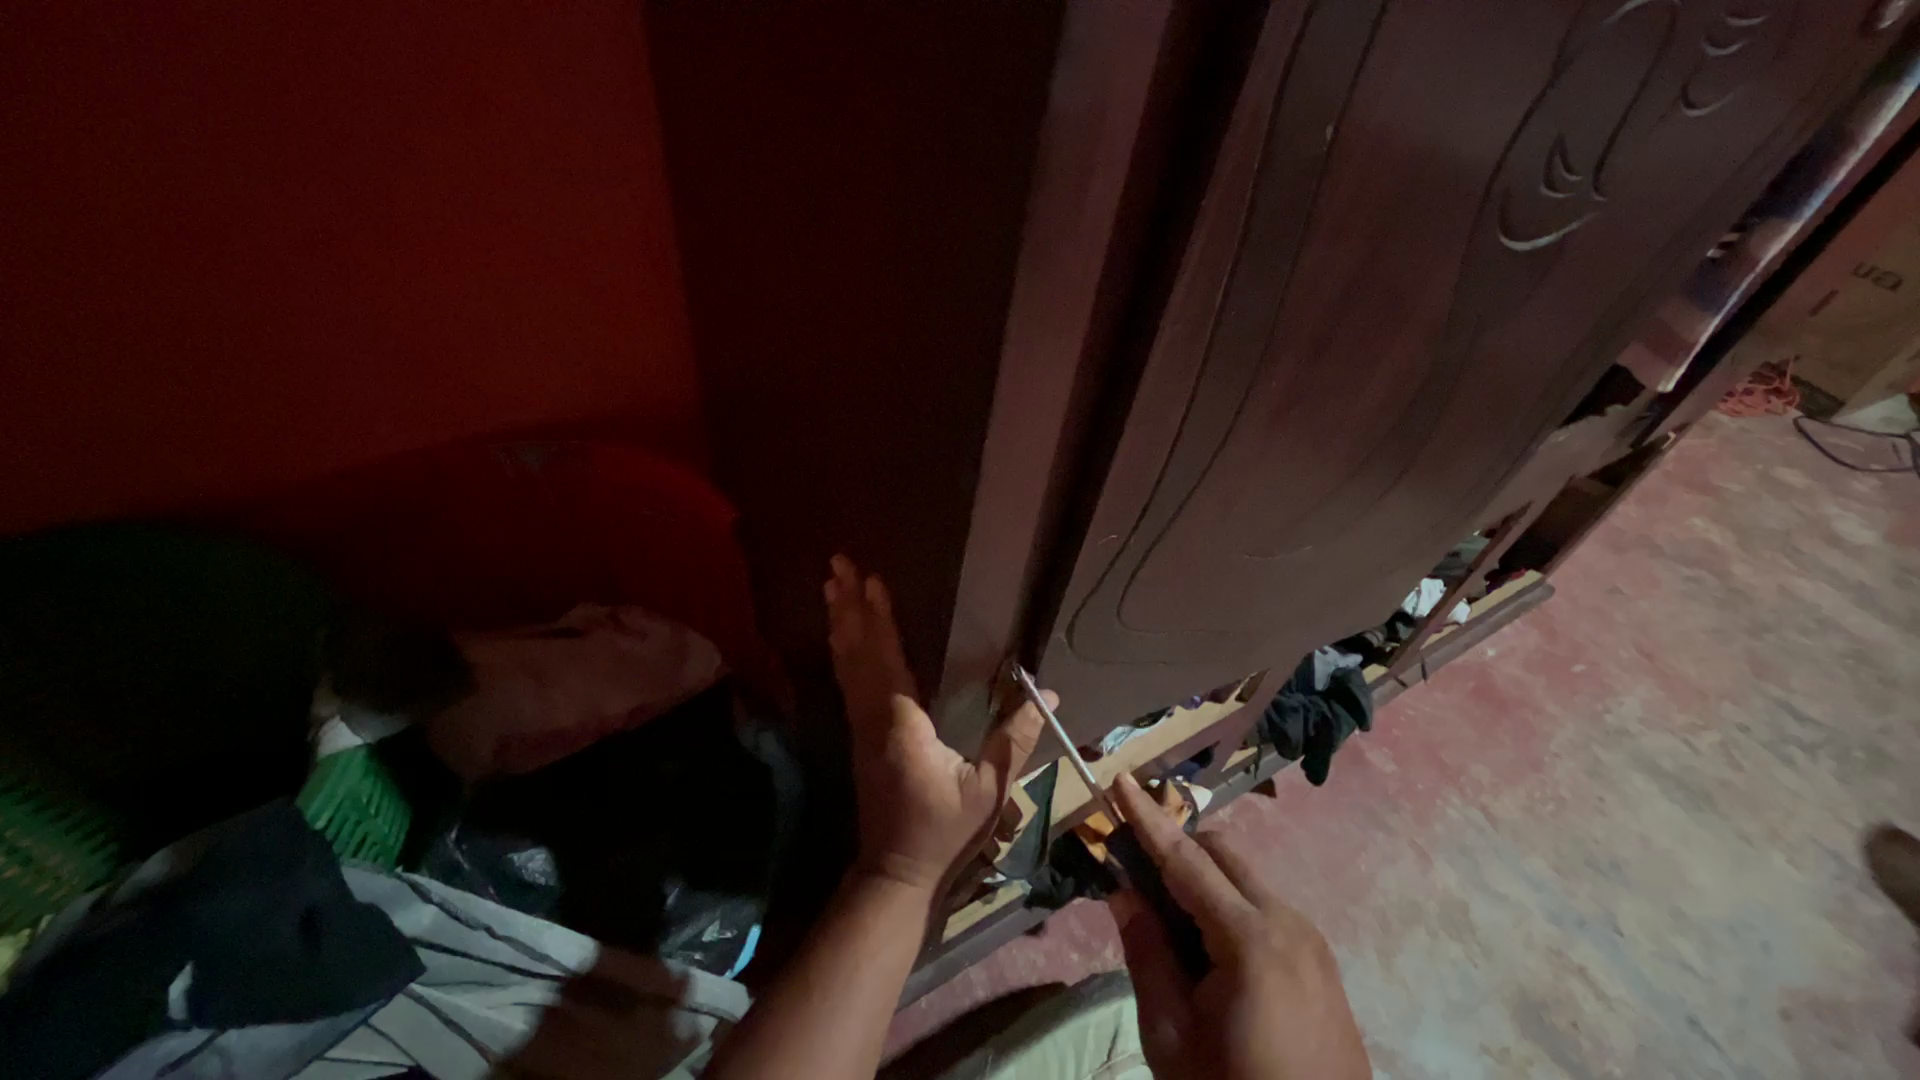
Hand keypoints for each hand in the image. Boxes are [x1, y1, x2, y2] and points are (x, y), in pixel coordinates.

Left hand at [824, 555, 1051, 891]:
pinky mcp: (860, 736)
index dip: (880, 620)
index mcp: (903, 728)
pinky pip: (848, 681)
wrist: (896, 871)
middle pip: (858, 654)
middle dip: (849, 607)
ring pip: (847, 665)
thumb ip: (1016, 741)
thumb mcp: (990, 792)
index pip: (888, 662)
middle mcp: (874, 720)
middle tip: (836, 564)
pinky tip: (841, 633)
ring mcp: (861, 728)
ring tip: (830, 584)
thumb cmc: (944, 833)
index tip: (871, 581)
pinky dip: (844, 650)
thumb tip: (1049, 695)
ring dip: (840, 622)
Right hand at [1109, 773, 1369, 1079]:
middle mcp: (1288, 922)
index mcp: (1250, 938)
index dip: (1146, 818)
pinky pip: (1265, 909)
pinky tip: (1206, 950)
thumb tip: (1124, 891)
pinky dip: (1228, 905)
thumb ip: (1147, 954)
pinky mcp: (1321, 964)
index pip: (1185, 858)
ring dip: (1201, 879)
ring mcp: (1312, 942)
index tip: (1120, 778)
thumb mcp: (1172, 1036)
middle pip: (1222, 854)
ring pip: (1245, 879)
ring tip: (1165, 920)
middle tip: (1131, 868)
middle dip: (1175, 845)